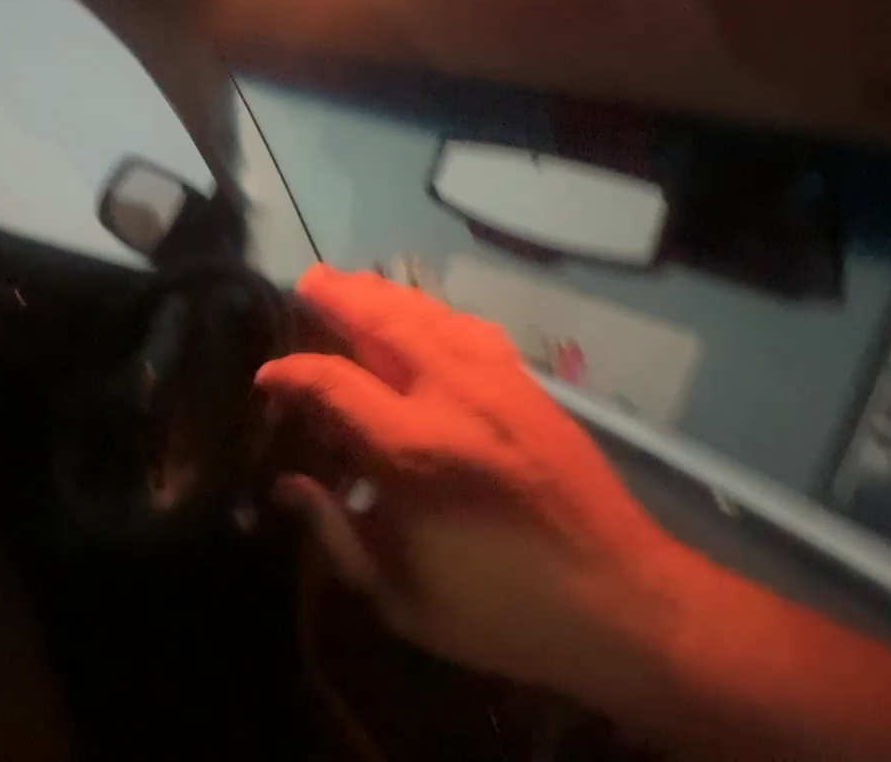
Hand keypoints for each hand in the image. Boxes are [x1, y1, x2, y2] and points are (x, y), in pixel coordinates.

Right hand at [257, 267, 690, 711]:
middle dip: (337, 296)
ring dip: (381, 292)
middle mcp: (454, 397)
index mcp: (416, 452)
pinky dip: (431, 309)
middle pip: (383, 322)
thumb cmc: (502, 611)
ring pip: (427, 313)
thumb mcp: (400, 597)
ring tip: (348, 279)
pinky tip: (419, 310)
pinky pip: (468, 326)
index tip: (267, 377)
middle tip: (304, 282)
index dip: (292, 373)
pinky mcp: (528, 384)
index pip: (334, 384)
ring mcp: (497, 382)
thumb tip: (287, 486)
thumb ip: (336, 533)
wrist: (624, 600)